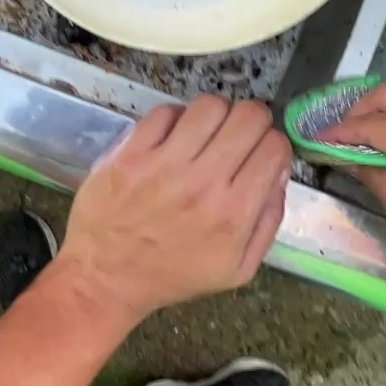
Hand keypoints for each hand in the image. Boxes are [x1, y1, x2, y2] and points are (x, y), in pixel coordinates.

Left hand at [54, 96, 291, 325]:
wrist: (106, 279)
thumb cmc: (173, 276)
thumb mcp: (238, 269)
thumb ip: (269, 221)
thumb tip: (278, 172)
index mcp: (233, 213)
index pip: (274, 147)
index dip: (275, 144)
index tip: (263, 153)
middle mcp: (202, 183)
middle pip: (248, 117)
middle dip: (253, 122)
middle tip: (239, 137)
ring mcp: (163, 165)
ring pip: (210, 106)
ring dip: (216, 116)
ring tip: (207, 135)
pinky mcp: (129, 154)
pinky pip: (165, 112)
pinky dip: (176, 118)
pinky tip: (174, 138)